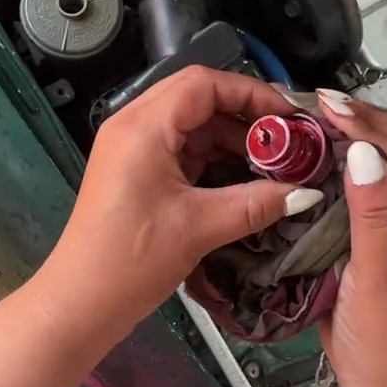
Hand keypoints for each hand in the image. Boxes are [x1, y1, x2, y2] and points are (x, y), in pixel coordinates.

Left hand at [33, 67, 323, 338]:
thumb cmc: (130, 261)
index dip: (252, 93)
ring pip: (191, 123)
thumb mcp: (200, 228)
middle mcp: (133, 126)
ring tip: (273, 162)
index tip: (289, 119)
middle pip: (198, 97)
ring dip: (231, 137)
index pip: (204, 83)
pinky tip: (244, 177)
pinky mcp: (134, 170)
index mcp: (143, 126)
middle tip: (286, 139)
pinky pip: (180, 147)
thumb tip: (307, 194)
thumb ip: (257, 204)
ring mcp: (131, 148)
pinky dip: (213, 156)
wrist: (79, 303)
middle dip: (246, 115)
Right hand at [314, 89, 386, 386]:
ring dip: (368, 135)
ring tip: (329, 112)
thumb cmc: (383, 338)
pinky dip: (363, 160)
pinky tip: (339, 146)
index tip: (328, 105)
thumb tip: (365, 152)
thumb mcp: (377, 277)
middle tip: (323, 99)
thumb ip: (374, 214)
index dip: (370, 130)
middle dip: (370, 123)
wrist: (381, 383)